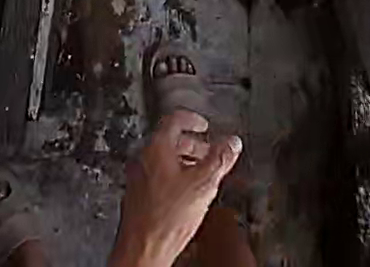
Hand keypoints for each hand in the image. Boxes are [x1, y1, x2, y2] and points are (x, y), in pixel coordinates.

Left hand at [109, 110, 241, 266]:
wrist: (143, 249)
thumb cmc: (167, 218)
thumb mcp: (202, 185)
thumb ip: (219, 160)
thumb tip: (232, 142)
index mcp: (157, 147)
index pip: (174, 120)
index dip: (192, 119)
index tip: (203, 124)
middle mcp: (143, 156)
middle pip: (169, 139)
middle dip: (191, 144)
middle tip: (207, 151)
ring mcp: (138, 175)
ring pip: (162, 158)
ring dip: (183, 160)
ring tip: (200, 174)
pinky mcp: (137, 194)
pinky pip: (156, 174)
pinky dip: (173, 175)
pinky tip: (184, 193)